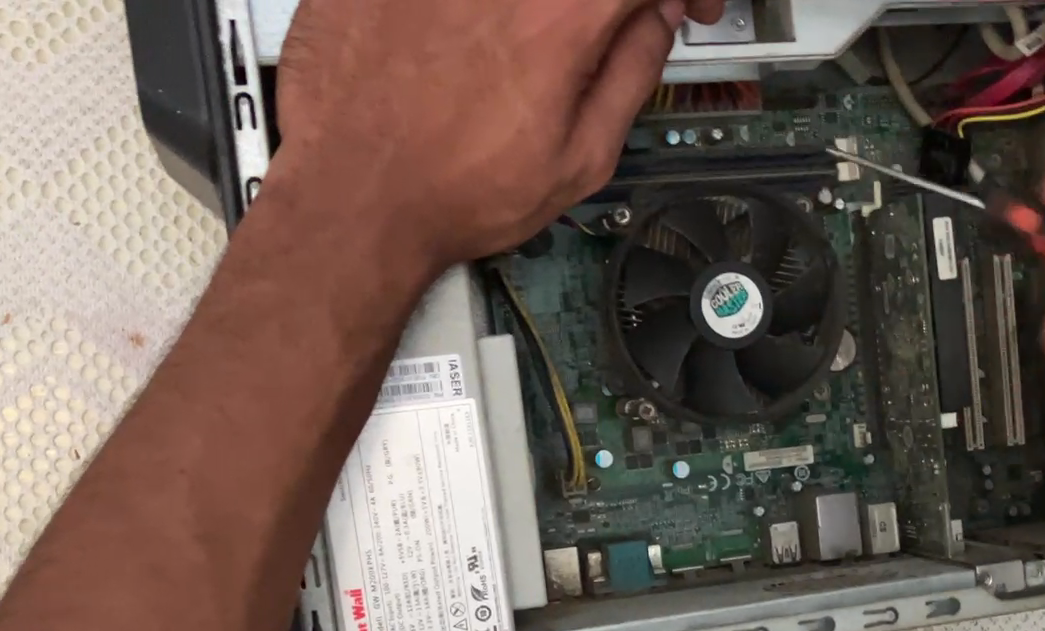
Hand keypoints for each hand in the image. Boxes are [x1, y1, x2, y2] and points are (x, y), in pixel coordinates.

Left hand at [269, 0, 723, 272]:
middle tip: (624, 23)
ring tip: (548, 46)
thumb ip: (632, 77)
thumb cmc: (462, 191)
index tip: (686, 8)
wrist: (358, 196)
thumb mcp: (581, 160)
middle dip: (617, 0)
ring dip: (554, 12)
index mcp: (557, 19)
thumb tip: (656, 23)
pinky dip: (492, 14)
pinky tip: (483, 45)